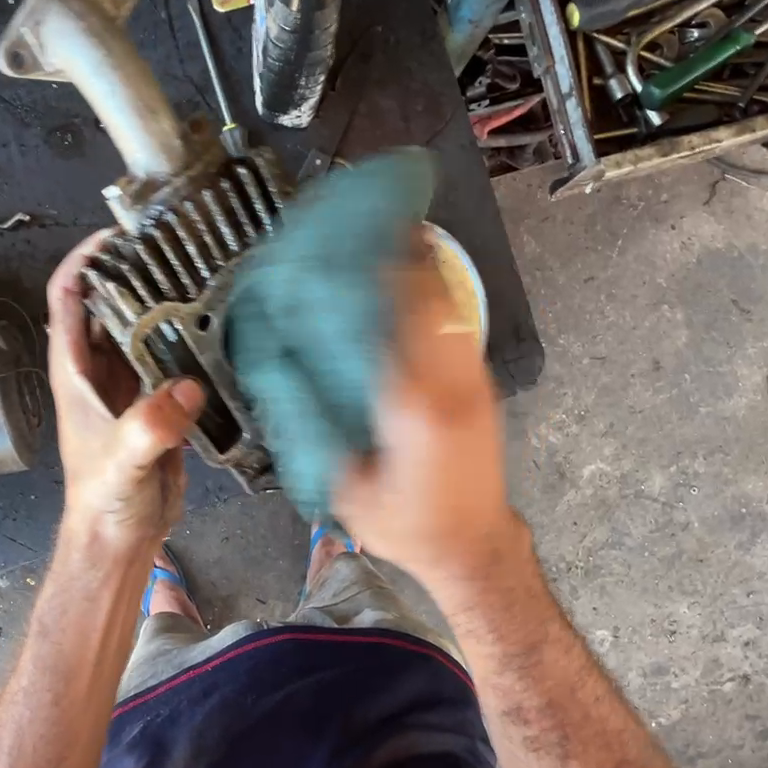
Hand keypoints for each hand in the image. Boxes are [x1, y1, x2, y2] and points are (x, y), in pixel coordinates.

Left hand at [47, 231, 207, 549]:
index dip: (85, 260)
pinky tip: (217, 328)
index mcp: (76, 372)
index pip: (67, 298)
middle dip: (134, 272)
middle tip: (178, 245)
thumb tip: (188, 390)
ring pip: (143, 329)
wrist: (123, 537)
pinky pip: (171, 359)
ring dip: (165, 304)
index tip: (119, 233)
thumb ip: (150, 426)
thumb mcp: (122, 461)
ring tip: (204, 275)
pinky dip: (189, 341)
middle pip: (110, 304)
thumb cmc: (107, 500)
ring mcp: (129, 386)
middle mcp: (100, 371)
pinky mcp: (158, 403)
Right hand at [332, 237, 528, 596]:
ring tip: (388, 238)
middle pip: (432, 295)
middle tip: (368, 219)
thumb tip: (285, 374)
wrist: (475, 547)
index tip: (350, 236)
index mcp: (415, 405)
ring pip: (451, 305)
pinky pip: (457, 325)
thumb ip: (317, 430)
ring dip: (420, 268)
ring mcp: (475, 381)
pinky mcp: (482, 386)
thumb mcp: (347, 488)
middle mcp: (453, 382)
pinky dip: (433, 297)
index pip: (397, 316)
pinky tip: (408, 286)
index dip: (376, 268)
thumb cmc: (408, 526)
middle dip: (402, 251)